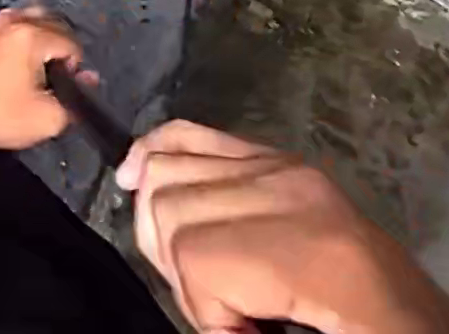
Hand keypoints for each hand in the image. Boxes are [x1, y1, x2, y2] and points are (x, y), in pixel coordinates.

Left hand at [0, 7, 86, 151]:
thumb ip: (75, 100)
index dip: (76, 67)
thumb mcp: (47, 118)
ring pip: (33, 17)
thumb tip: (87, 78)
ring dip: (45, 36)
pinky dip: (26, 34)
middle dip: (63, 47)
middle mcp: (14, 21)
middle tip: (59, 76)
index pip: (71, 43)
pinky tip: (21, 61)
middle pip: (54, 22)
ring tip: (42, 67)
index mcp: (31, 36)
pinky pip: (15, 22)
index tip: (66, 87)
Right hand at [117, 121, 448, 333]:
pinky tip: (134, 178)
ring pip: (166, 168)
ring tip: (191, 268)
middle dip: (173, 267)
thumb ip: (234, 329)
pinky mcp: (269, 155)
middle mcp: (288, 188)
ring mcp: (276, 162)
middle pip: (172, 207)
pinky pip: (186, 134)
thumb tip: (196, 302)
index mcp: (315, 253)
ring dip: (159, 223)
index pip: (197, 257)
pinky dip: (151, 153)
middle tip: (213, 308)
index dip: (202, 312)